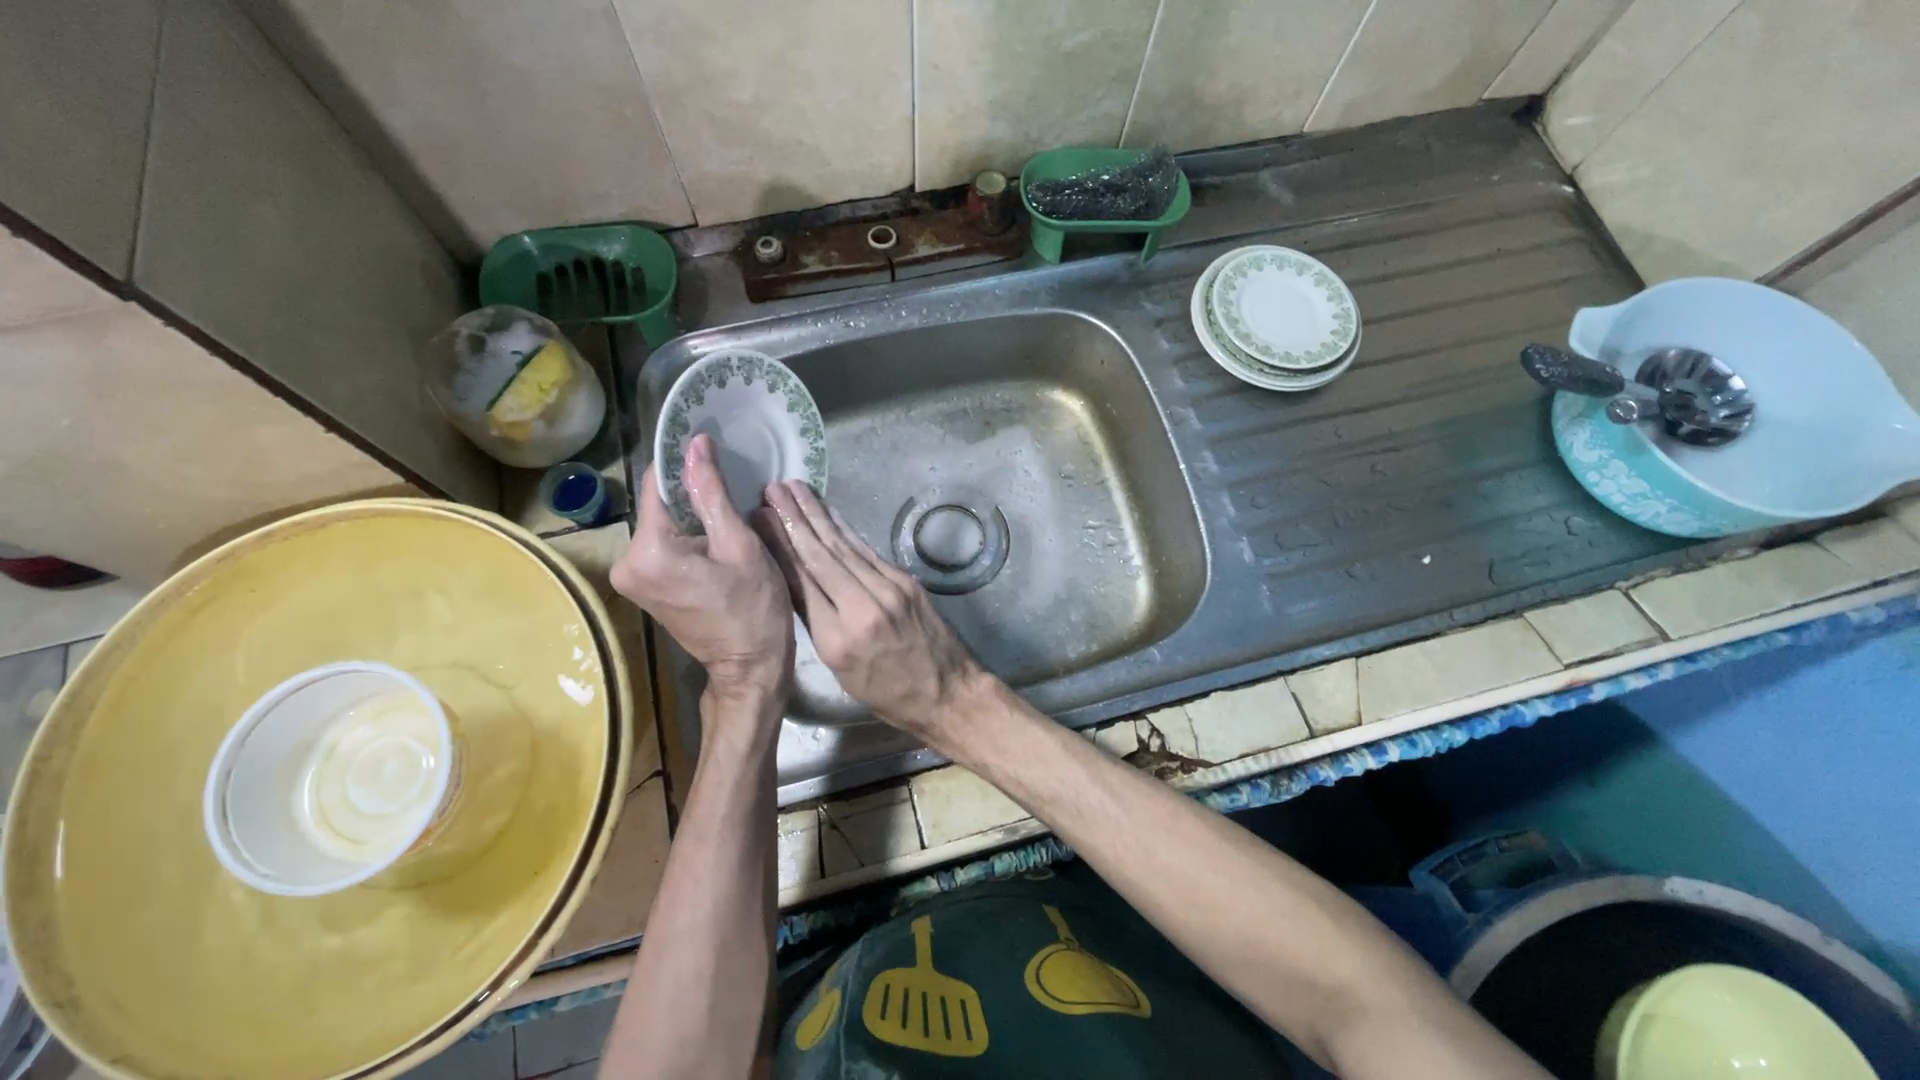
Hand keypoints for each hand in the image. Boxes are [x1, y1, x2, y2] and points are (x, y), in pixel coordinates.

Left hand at [613, 434, 793, 712]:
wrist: (749, 666)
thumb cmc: (753, 608)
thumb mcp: (740, 545)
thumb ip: (712, 492)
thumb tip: (696, 444)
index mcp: (649, 550)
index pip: (657, 483)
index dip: (684, 462)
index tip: (711, 448)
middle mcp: (627, 562)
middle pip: (660, 505)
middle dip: (692, 495)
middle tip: (732, 490)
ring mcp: (631, 578)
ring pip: (663, 525)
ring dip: (692, 516)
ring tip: (729, 516)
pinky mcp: (642, 588)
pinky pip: (664, 546)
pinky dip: (688, 538)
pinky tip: (716, 540)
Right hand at [761, 480, 985, 742]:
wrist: (949, 694)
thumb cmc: (889, 695)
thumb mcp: (841, 670)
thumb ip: (818, 625)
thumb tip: (796, 583)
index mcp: (836, 639)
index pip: (799, 582)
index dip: (778, 546)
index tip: (759, 518)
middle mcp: (861, 608)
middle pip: (819, 556)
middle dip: (793, 520)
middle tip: (772, 489)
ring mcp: (888, 591)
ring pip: (843, 547)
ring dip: (817, 516)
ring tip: (794, 490)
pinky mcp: (906, 583)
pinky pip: (867, 552)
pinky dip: (846, 531)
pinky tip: (830, 514)